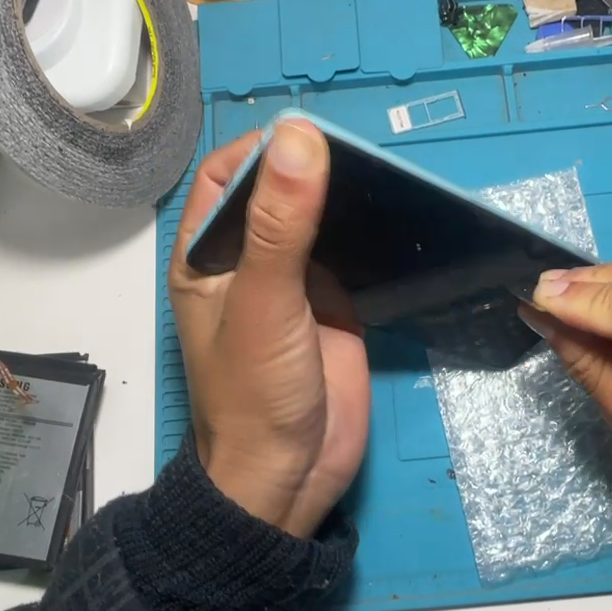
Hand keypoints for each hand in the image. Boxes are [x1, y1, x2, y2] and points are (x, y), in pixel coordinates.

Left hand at [169, 121, 370, 538]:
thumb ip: (282, 223)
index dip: (263, 151)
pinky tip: (403, 218)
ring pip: (319, 221)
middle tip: (366, 155)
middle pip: (279, 193)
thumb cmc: (256, 392)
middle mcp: (249, 260)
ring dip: (348, 199)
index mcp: (209, 254)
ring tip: (390, 177)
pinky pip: (352, 254)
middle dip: (314, 170)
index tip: (315, 138)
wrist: (292, 477)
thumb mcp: (265, 302)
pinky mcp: (335, 303)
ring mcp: (295, 282)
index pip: (227, 176)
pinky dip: (373, 234)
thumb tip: (300, 133)